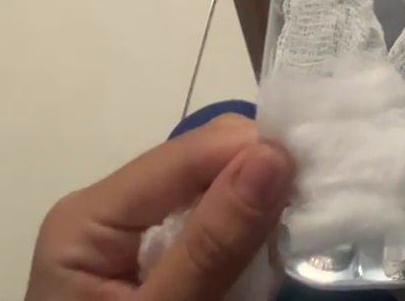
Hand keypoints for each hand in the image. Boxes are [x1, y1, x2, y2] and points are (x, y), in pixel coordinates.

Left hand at [25, 115, 294, 300]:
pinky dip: (247, 230)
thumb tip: (275, 153)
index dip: (257, 153)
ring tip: (291, 234)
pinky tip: (264, 254)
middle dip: (261, 175)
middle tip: (307, 214)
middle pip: (206, 157)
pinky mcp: (155, 255)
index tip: (315, 181)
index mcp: (89, 217)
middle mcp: (108, 207)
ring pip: (217, 182)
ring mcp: (131, 231)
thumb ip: (211, 244)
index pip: (192, 150)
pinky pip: (213, 216)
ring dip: (260, 202)